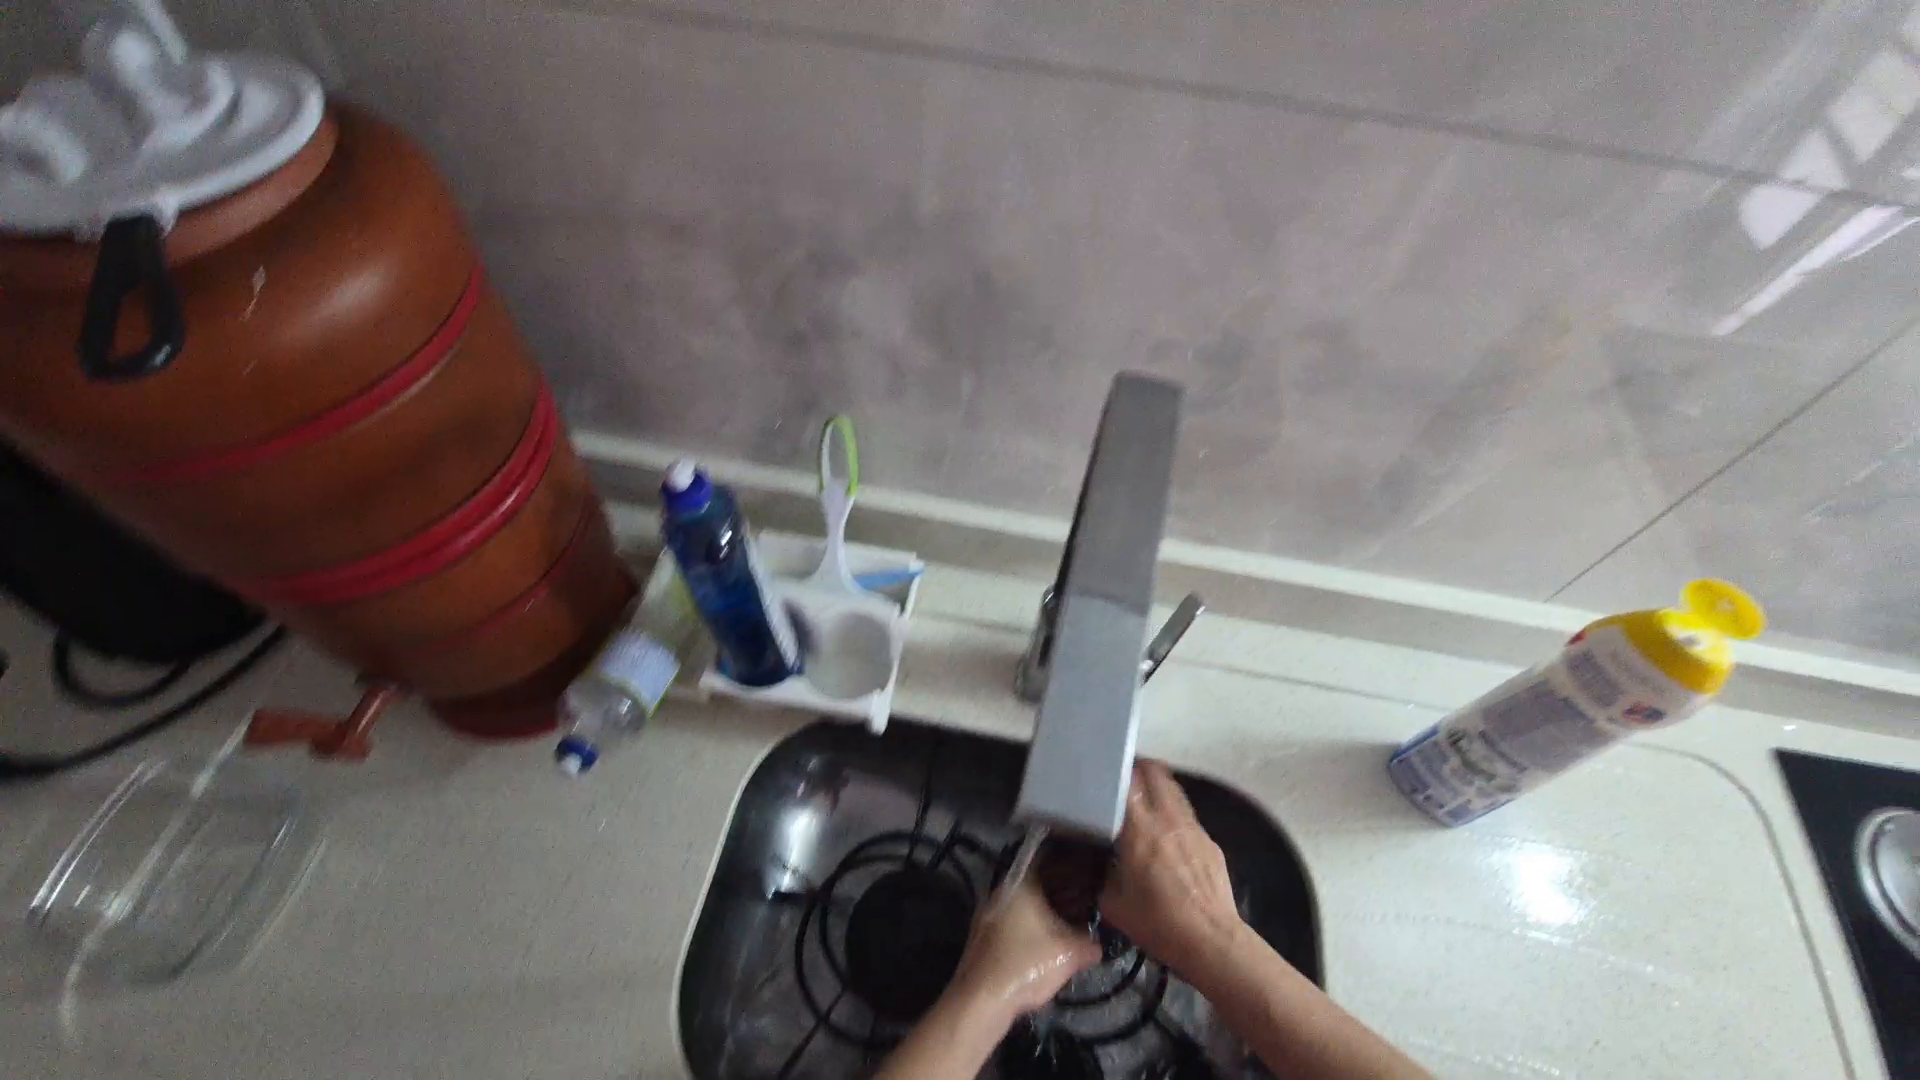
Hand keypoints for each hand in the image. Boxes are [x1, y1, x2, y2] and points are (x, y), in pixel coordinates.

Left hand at [947, 873, 1101, 1018]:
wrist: (981, 999)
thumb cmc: (1026, 964)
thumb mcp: (1069, 954)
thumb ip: (1089, 944)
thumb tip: (1098, 946)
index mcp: (1020, 883)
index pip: (1047, 862)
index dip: (1068, 868)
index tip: (1084, 875)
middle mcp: (1000, 891)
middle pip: (1034, 886)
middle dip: (1056, 895)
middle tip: (1079, 906)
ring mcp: (987, 913)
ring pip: (1020, 906)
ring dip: (1040, 915)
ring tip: (1063, 928)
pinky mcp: (980, 936)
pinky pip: (1010, 923)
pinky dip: (1025, 930)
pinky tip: (1038, 947)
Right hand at [1100, 760, 1243, 976]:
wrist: (1212, 942)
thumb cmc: (1159, 923)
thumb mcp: (1113, 903)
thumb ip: (1103, 872)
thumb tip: (1100, 860)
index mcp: (1139, 829)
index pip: (1127, 780)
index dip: (1114, 770)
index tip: (1102, 772)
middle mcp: (1167, 818)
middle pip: (1155, 772)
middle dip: (1139, 767)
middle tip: (1123, 777)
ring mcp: (1193, 827)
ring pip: (1174, 789)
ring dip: (1158, 786)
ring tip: (1143, 797)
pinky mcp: (1209, 841)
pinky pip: (1187, 815)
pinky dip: (1173, 812)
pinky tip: (1167, 834)